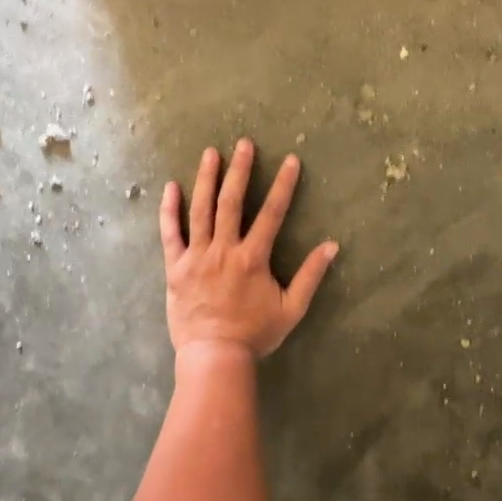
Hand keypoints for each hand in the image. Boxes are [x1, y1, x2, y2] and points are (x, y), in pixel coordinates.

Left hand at [160, 139, 338, 358]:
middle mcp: (224, 250)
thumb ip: (311, 275)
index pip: (272, 213)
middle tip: (245, 143)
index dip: (284, 185)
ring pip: (200, 210)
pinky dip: (170, 209)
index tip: (291, 160)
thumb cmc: (255, 334)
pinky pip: (170, 233)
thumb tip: (332, 246)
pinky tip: (172, 187)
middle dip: (241, 170)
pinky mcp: (174, 268)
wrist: (213, 357)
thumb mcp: (292, 308)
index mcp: (253, 258)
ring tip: (211, 153)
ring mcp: (196, 257)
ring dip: (206, 179)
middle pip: (232, 202)